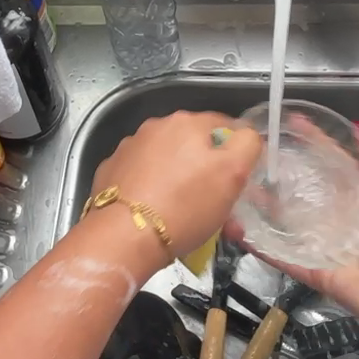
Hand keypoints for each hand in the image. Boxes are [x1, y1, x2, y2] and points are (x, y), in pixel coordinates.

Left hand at [86, 111, 261, 258]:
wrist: (123, 236)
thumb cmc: (185, 204)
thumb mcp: (233, 173)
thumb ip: (247, 144)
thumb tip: (245, 132)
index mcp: (186, 122)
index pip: (224, 125)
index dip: (238, 150)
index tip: (243, 179)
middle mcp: (155, 126)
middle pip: (194, 146)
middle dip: (211, 173)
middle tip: (221, 207)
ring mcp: (129, 147)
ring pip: (169, 163)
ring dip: (184, 183)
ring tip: (191, 218)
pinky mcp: (111, 171)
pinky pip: (144, 177)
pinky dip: (155, 190)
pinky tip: (160, 213)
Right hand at [237, 132, 358, 346]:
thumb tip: (358, 128)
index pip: (331, 163)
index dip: (313, 142)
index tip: (290, 123)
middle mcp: (338, 219)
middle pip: (302, 192)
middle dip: (278, 174)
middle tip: (250, 155)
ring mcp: (324, 246)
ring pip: (286, 223)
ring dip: (261, 208)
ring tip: (235, 188)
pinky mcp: (316, 272)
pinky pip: (284, 256)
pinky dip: (261, 245)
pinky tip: (237, 228)